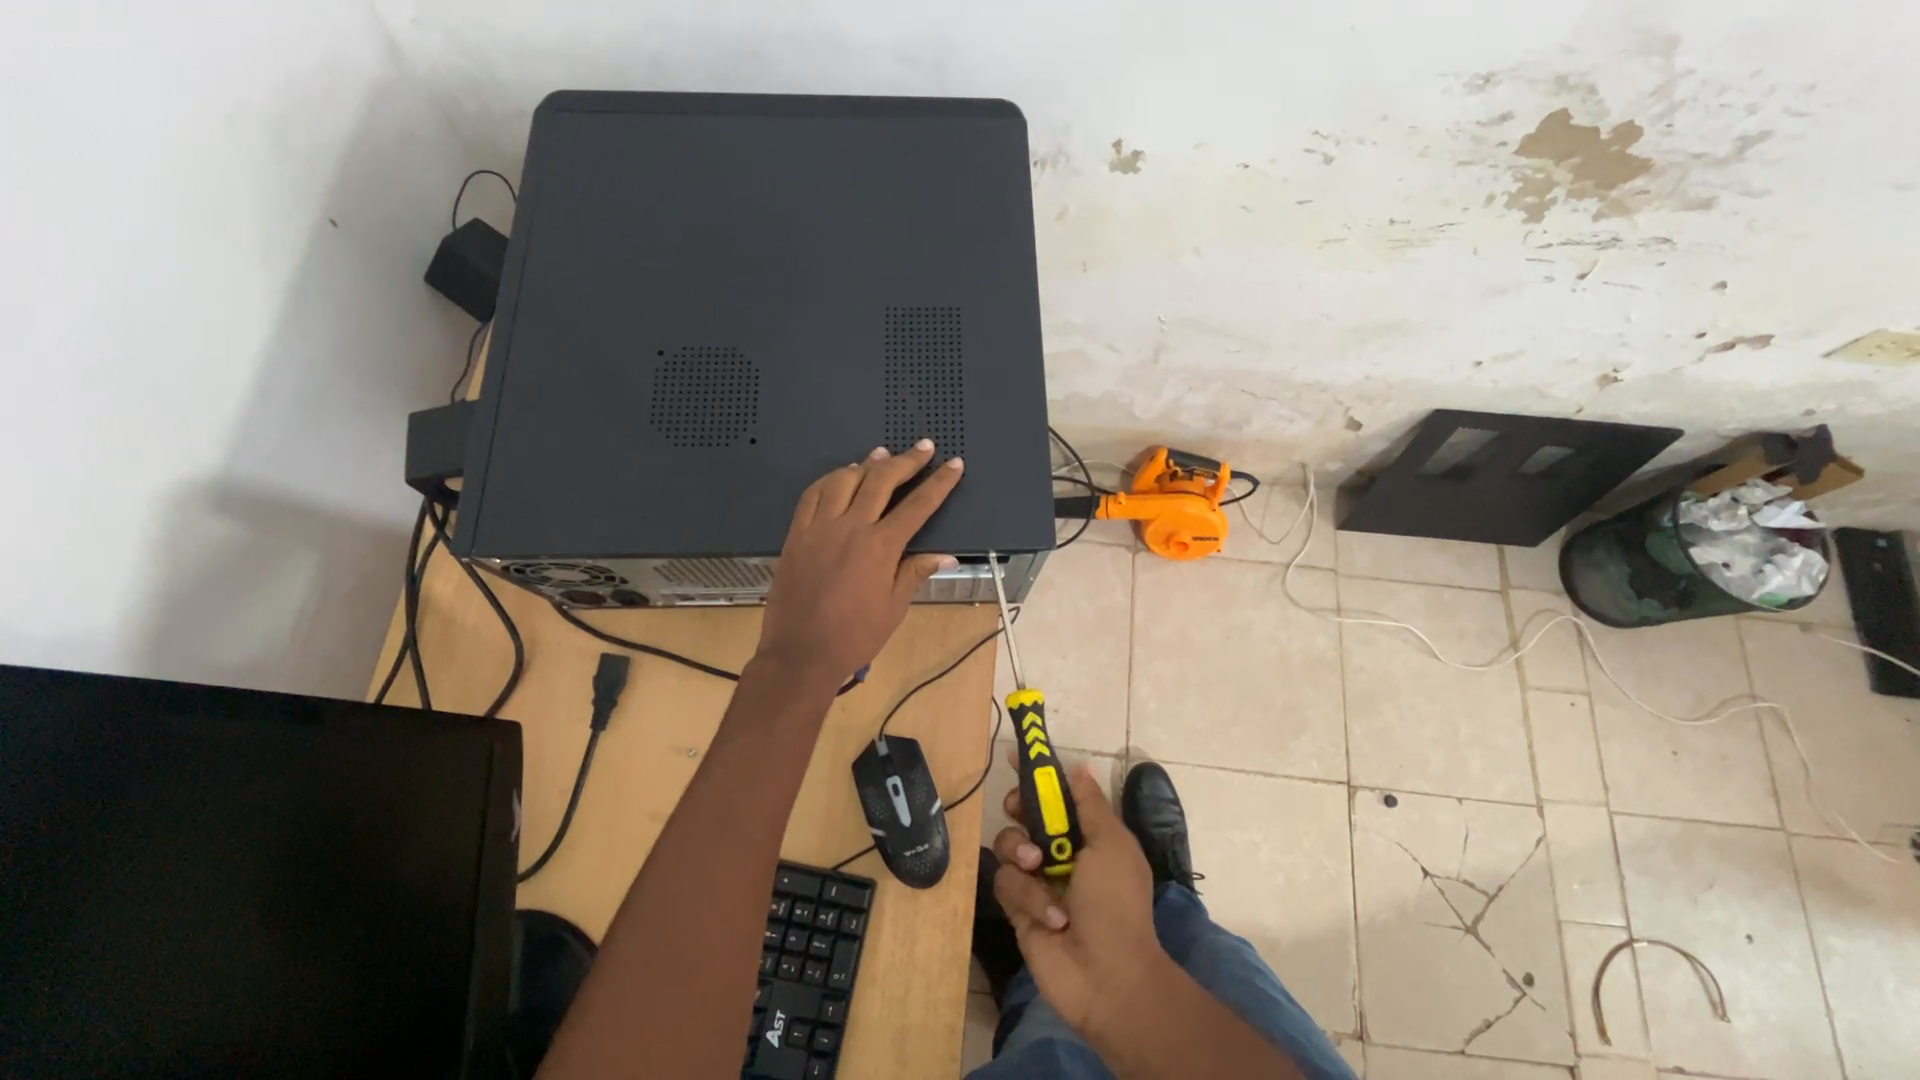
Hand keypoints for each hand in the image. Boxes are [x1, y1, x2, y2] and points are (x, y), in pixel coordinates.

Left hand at [755, 440, 962, 685]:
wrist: (801, 653)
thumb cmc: (854, 636)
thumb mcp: (893, 608)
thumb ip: (914, 573)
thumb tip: (945, 556)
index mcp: (881, 548)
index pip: (918, 506)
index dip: (939, 483)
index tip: (954, 465)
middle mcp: (851, 528)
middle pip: (881, 481)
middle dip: (906, 461)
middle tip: (923, 447)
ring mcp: (819, 528)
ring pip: (844, 480)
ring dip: (866, 464)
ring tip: (881, 455)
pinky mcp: (796, 534)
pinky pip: (812, 495)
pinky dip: (829, 480)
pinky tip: (840, 476)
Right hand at [991, 764, 1171, 1037]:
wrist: (1107, 976)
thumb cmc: (1116, 903)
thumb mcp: (1112, 845)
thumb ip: (1090, 805)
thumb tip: (1081, 767)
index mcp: (1088, 836)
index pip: (1057, 796)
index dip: (1037, 775)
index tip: (1015, 755)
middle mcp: (1060, 854)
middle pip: (1023, 815)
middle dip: (1018, 809)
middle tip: (1019, 810)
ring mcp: (1037, 881)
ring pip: (1008, 846)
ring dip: (1023, 855)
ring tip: (1040, 870)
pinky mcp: (1018, 908)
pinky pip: (1007, 884)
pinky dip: (1029, 898)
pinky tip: (1052, 918)